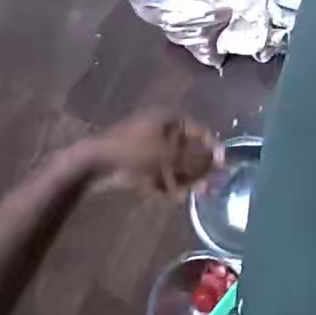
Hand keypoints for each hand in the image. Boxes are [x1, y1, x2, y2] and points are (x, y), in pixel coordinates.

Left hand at [72, 112, 221, 197]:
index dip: (213, 149)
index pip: (202, 131)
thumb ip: (198, 160)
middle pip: (189, 148)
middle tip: (208, 186)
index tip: (222, 167)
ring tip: (192, 193)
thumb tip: (221, 163)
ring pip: (174, 163)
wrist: (93, 165)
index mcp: (170, 118)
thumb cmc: (135, 153)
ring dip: (185, 178)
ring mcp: (147, 144)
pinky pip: (159, 172)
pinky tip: (172, 196)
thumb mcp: (171, 157)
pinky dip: (167, 183)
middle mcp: (161, 127)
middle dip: (199, 168)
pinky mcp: (136, 161)